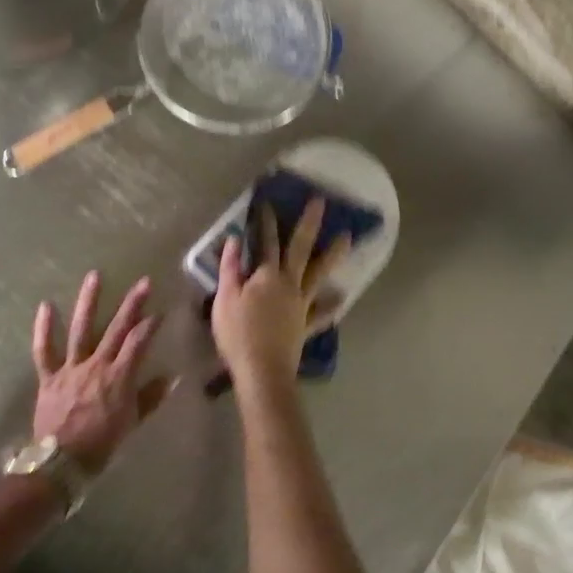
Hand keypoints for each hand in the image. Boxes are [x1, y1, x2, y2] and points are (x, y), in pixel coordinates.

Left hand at [31, 272, 172, 473]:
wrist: (62, 461)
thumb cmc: (102, 443)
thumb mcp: (132, 422)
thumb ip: (150, 397)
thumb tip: (172, 378)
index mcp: (119, 376)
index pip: (139, 343)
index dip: (150, 326)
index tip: (160, 311)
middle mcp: (96, 365)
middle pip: (116, 329)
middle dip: (132, 305)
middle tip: (143, 283)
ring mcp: (70, 368)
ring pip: (81, 329)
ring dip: (88, 302)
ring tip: (94, 276)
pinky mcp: (48, 376)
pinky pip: (44, 350)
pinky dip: (43, 328)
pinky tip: (46, 305)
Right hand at [212, 198, 350, 392]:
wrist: (262, 370)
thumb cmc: (238, 334)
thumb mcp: (225, 299)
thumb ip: (230, 268)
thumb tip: (233, 241)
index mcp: (267, 276)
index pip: (266, 241)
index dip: (265, 221)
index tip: (267, 201)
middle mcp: (289, 284)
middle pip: (300, 249)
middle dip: (309, 224)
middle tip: (320, 202)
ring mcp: (301, 305)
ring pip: (319, 274)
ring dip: (332, 256)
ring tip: (347, 239)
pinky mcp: (305, 326)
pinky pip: (321, 314)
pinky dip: (330, 307)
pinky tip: (341, 300)